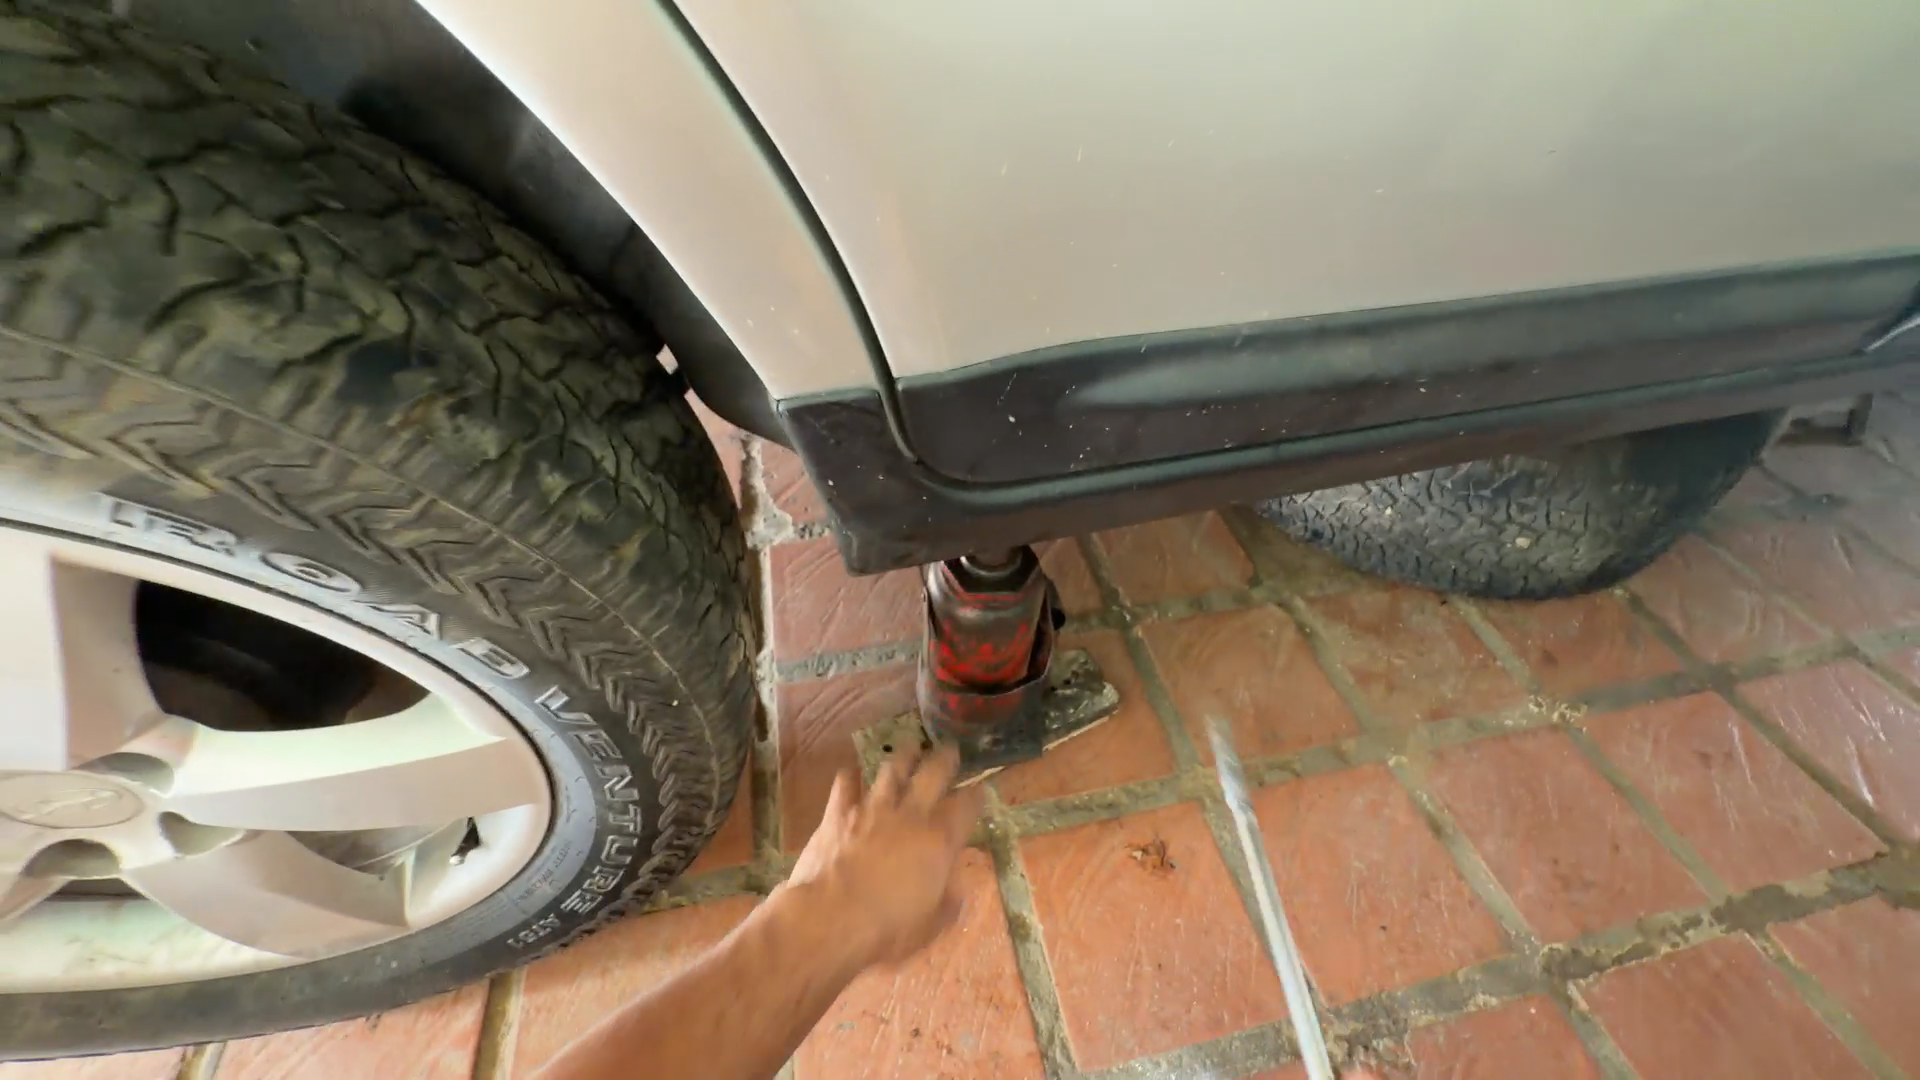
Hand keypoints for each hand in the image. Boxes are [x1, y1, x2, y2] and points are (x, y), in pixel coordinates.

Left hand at [784, 744, 986, 967]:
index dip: (976, 796)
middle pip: (933, 774)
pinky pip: (846, 784)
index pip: (966, 808)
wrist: (830, 918)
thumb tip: (958, 892)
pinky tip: (851, 772)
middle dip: (945, 759)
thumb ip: (948, 905)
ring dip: (903, 758)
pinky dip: (850, 777)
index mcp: (939, 842)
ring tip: (909, 748)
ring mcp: (873, 809)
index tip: (980, 789)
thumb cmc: (887, 930)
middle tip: (949, 749)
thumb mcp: (930, 927)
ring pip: (893, 770)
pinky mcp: (839, 812)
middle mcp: (910, 815)